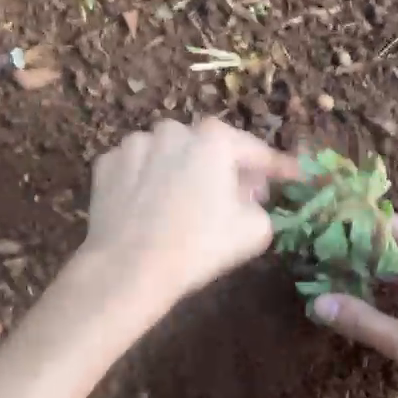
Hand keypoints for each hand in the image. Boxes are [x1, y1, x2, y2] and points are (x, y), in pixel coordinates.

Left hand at [72, 118, 298, 318]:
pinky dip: (144, 181)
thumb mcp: (253, 231)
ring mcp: (134, 144)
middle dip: (223, 167)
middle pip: (207, 147)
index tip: (292, 175)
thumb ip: (260, 205)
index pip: (255, 151)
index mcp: (214, 140)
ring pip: (167, 154)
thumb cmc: (198, 246)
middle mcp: (173, 130)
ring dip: (179, 170)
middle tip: (232, 197)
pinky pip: (136, 169)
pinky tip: (147, 207)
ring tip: (182, 204)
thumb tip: (248, 197)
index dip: (276, 167)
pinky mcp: (105, 164)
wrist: (128, 267)